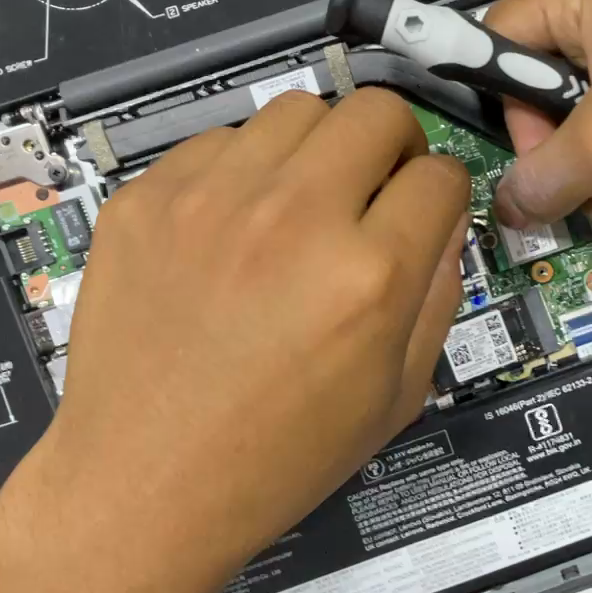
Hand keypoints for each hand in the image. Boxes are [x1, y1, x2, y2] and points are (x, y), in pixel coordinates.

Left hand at [0, 88, 469, 592]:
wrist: (147, 482)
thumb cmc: (285, 454)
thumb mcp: (399, 394)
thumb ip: (439, 295)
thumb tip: (442, 221)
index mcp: (371, 275)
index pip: (441, 175)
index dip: (446, 192)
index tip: (427, 211)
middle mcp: (296, 216)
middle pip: (378, 112)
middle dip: (397, 145)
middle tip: (377, 190)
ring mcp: (211, 198)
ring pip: (299, 110)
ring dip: (322, 148)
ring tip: (304, 201)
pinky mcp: (146, 198)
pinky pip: (220, 141)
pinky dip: (246, 170)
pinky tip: (234, 225)